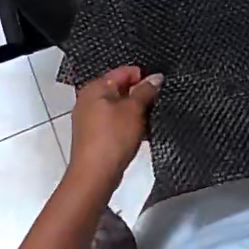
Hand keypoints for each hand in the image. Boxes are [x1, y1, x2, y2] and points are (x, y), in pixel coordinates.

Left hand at [66, 67, 161, 186]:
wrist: (94, 176)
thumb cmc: (113, 138)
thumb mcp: (134, 110)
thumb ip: (145, 90)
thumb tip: (156, 77)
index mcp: (95, 87)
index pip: (124, 71)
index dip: (143, 77)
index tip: (159, 89)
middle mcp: (89, 99)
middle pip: (121, 89)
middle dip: (140, 96)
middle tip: (156, 105)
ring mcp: (89, 118)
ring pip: (119, 107)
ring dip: (136, 113)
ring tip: (151, 121)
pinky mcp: (94, 135)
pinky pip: (115, 122)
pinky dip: (128, 125)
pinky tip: (141, 134)